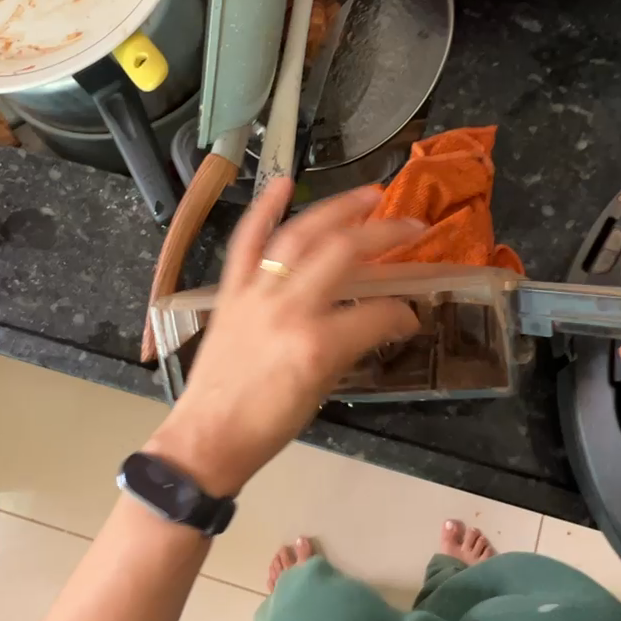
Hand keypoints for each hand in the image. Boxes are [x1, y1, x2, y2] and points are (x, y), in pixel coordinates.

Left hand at [143, 179, 422, 496]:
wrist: (208, 437)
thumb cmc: (269, 425)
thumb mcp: (323, 389)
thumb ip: (353, 346)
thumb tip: (384, 321)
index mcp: (317, 344)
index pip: (377, 312)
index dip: (403, 312)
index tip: (412, 315)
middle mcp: (287, 309)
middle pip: (342, 254)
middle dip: (384, 234)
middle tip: (411, 226)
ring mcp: (255, 294)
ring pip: (299, 236)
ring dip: (336, 209)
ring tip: (368, 195)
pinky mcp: (230, 292)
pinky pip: (246, 242)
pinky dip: (264, 210)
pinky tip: (284, 183)